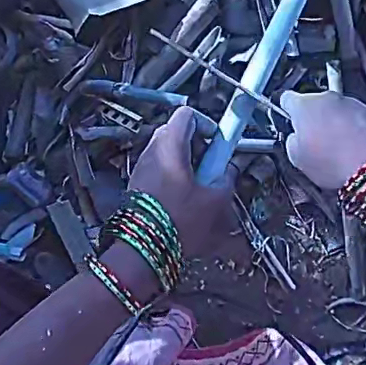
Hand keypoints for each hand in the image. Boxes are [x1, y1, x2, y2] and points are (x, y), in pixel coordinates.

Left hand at [128, 108, 235, 259]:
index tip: (219, 144)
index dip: (208, 124)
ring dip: (186, 162)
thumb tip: (228, 169)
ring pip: (168, 152)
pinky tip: (183, 199)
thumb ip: (226, 178)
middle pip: (178, 132)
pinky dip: (173, 176)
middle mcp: (151, 150)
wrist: (143, 249)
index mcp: (170, 145)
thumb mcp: (214, 200)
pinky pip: (159, 168)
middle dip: (198, 145)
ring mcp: (141, 166)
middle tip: (211, 166)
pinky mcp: (137, 183)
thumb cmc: (179, 221)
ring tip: (199, 187)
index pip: (188, 114)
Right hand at [279, 90, 365, 189]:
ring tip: (335, 148)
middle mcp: (327, 98)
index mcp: (304, 105)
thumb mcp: (297, 159)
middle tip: (313, 142)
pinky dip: (352, 128)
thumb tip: (294, 138)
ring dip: (333, 123)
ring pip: (335, 109)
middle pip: (313, 103)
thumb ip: (291, 142)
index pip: (286, 98)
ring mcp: (351, 103)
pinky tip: (352, 148)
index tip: (288, 119)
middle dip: (312, 119)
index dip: (285, 110)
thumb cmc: (334, 162)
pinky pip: (355, 117)